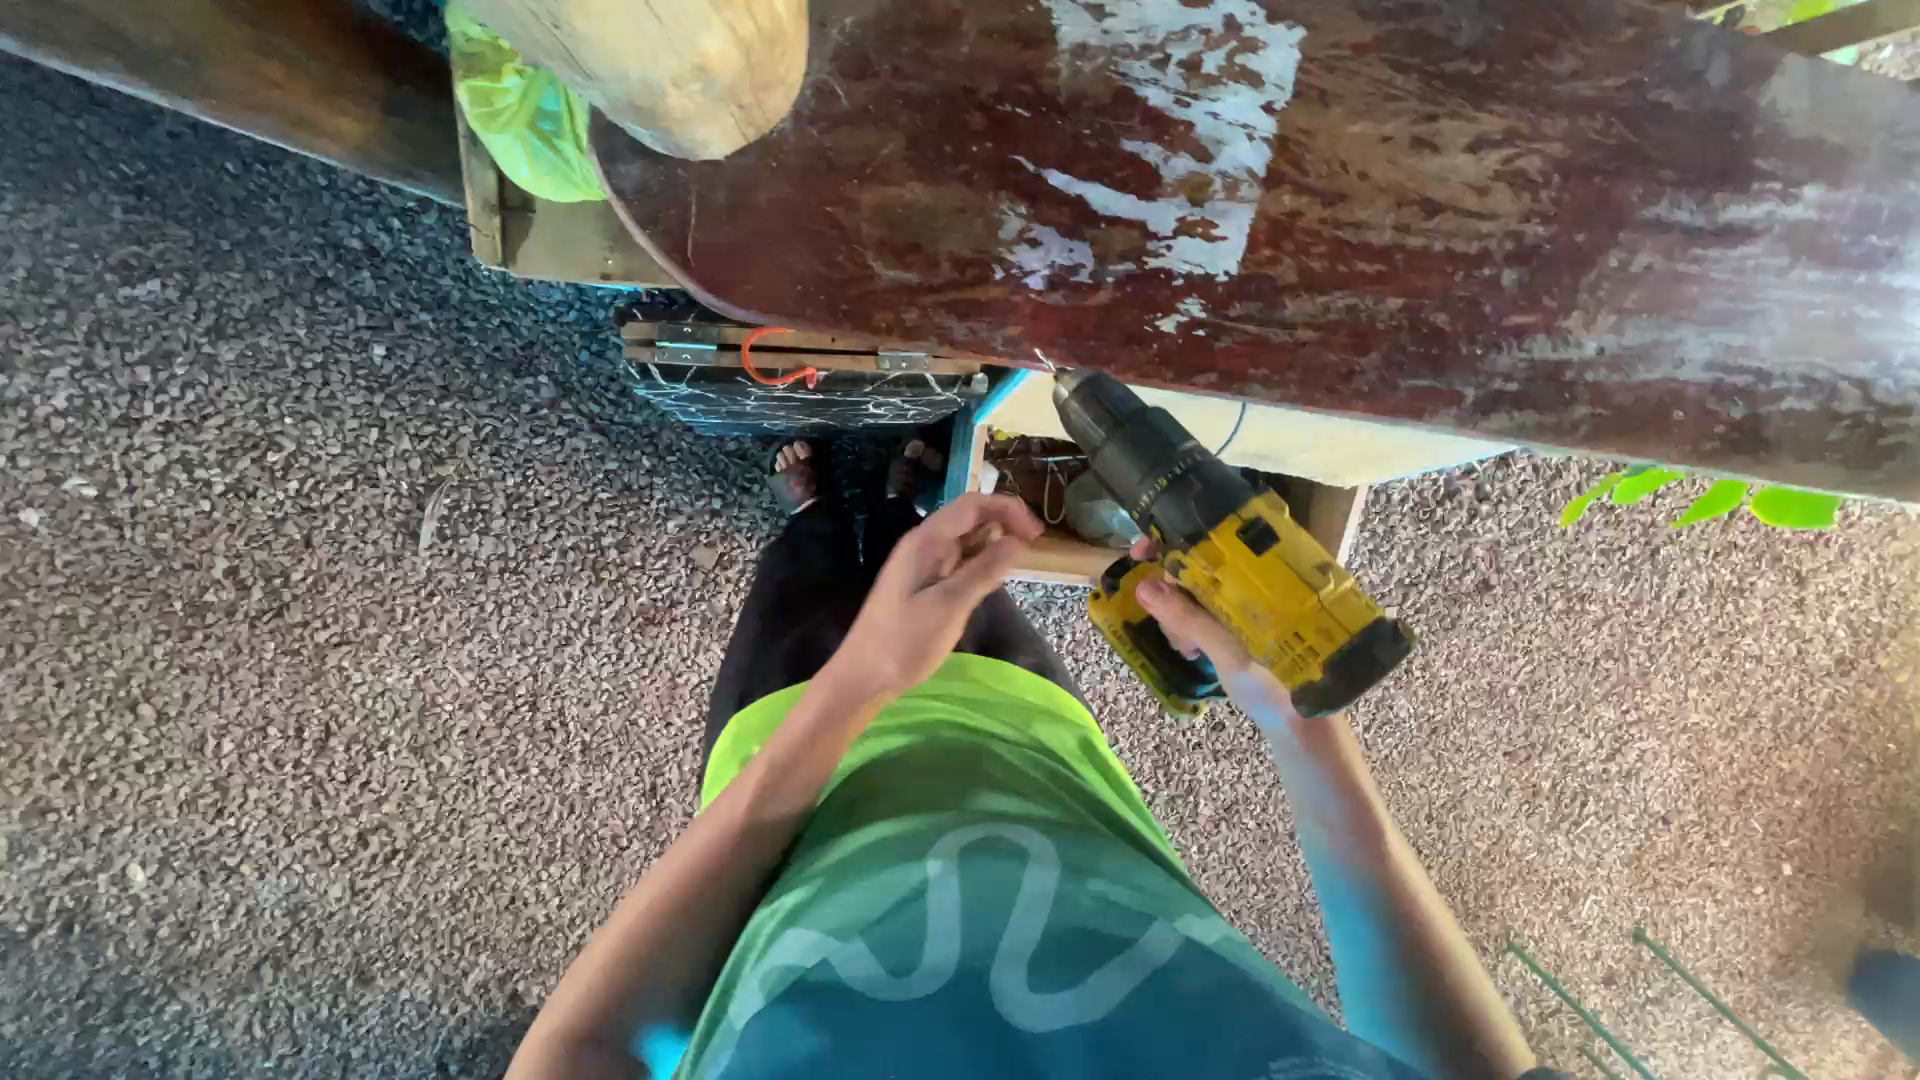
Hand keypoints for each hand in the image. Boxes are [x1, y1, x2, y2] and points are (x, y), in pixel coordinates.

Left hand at [823, 493, 1043, 701]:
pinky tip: (994, 579)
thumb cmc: (905, 641)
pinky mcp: (925, 584)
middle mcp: (924, 545)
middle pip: (970, 517)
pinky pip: (959, 561)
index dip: (1008, 509)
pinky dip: (981, 563)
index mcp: (926, 541)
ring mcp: (923, 564)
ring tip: (1020, 563)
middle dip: (1004, 523)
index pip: (973, 504)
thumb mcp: (950, 605)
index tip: (1037, 534)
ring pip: (966, 540)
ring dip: (994, 543)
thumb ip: (985, 570)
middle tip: (1035, 548)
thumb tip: (1019, 542)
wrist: (865, 675)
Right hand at [1128, 536, 1298, 721]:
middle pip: (1193, 565)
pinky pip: (1196, 611)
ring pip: (1190, 590)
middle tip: (1179, 636)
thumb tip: (1144, 587)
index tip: (1140, 553)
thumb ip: (1189, 619)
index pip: (1211, 541)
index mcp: (1261, 576)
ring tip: (1190, 649)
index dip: (1172, 541)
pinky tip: (1192, 650)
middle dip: (1171, 594)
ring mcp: (1241, 602)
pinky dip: (1186, 626)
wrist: (1298, 723)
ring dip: (1177, 617)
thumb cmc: (1275, 685)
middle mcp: (1251, 580)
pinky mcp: (1233, 621)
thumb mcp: (1230, 652)